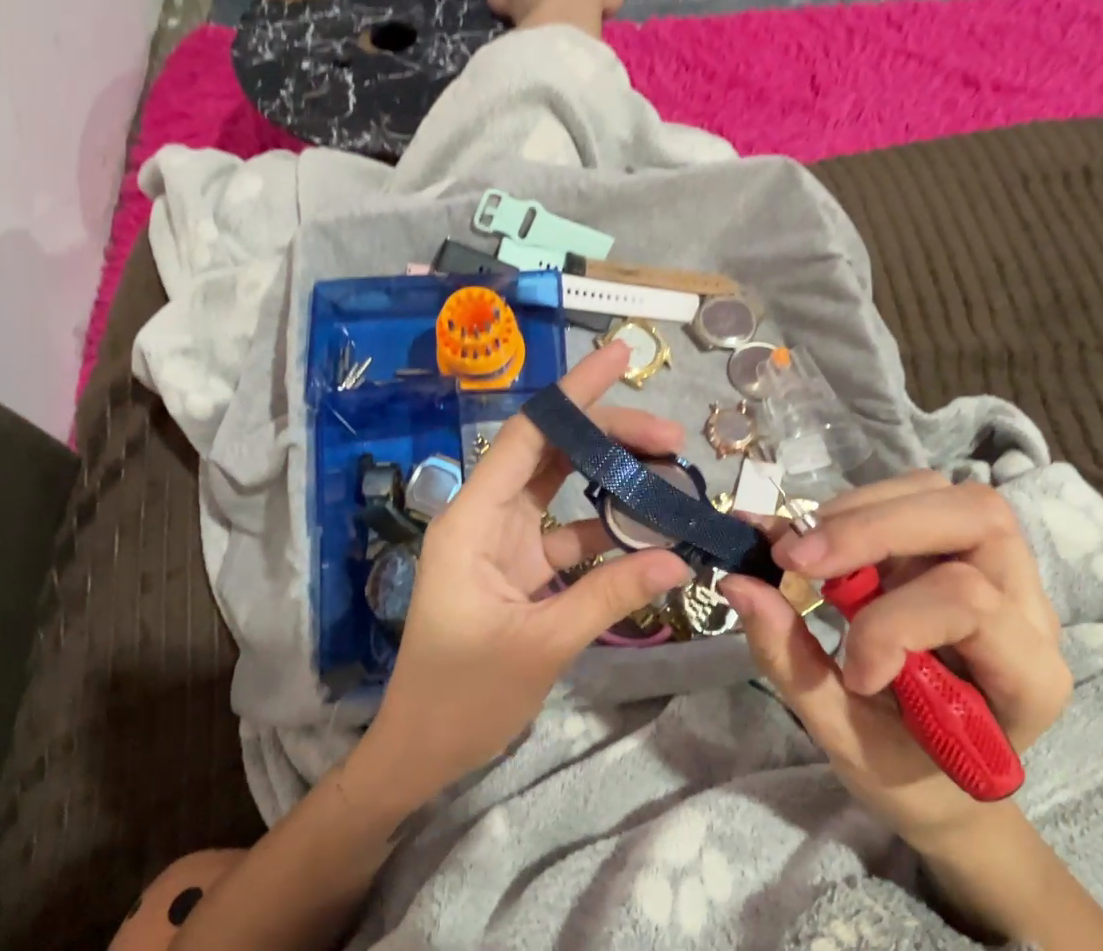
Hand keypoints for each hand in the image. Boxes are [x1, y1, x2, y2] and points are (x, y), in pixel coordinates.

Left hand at [359, 341, 692, 801]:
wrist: (423, 746)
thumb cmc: (464, 693)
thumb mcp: (542, 642)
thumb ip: (609, 595)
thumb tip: (680, 558)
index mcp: (473, 518)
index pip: (529, 435)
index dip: (575, 393)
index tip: (622, 357)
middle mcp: (485, 517)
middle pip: (551, 455)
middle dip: (609, 438)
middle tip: (673, 436)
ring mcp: (503, 544)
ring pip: (563, 494)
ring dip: (613, 484)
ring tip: (673, 479)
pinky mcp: (518, 573)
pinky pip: (568, 538)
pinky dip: (607, 534)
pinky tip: (652, 535)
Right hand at [718, 471, 1071, 854]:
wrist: (943, 785)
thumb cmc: (907, 774)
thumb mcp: (846, 738)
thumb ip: (792, 660)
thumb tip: (737, 582)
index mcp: (1025, 676)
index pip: (967, 602)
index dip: (890, 622)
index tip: (851, 672)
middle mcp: (1028, 609)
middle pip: (974, 515)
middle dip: (872, 526)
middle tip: (792, 557)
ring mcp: (996, 573)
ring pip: (944, 494)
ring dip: (861, 510)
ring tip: (803, 550)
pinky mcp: (954, 556)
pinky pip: (918, 500)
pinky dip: (858, 510)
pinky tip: (824, 545)